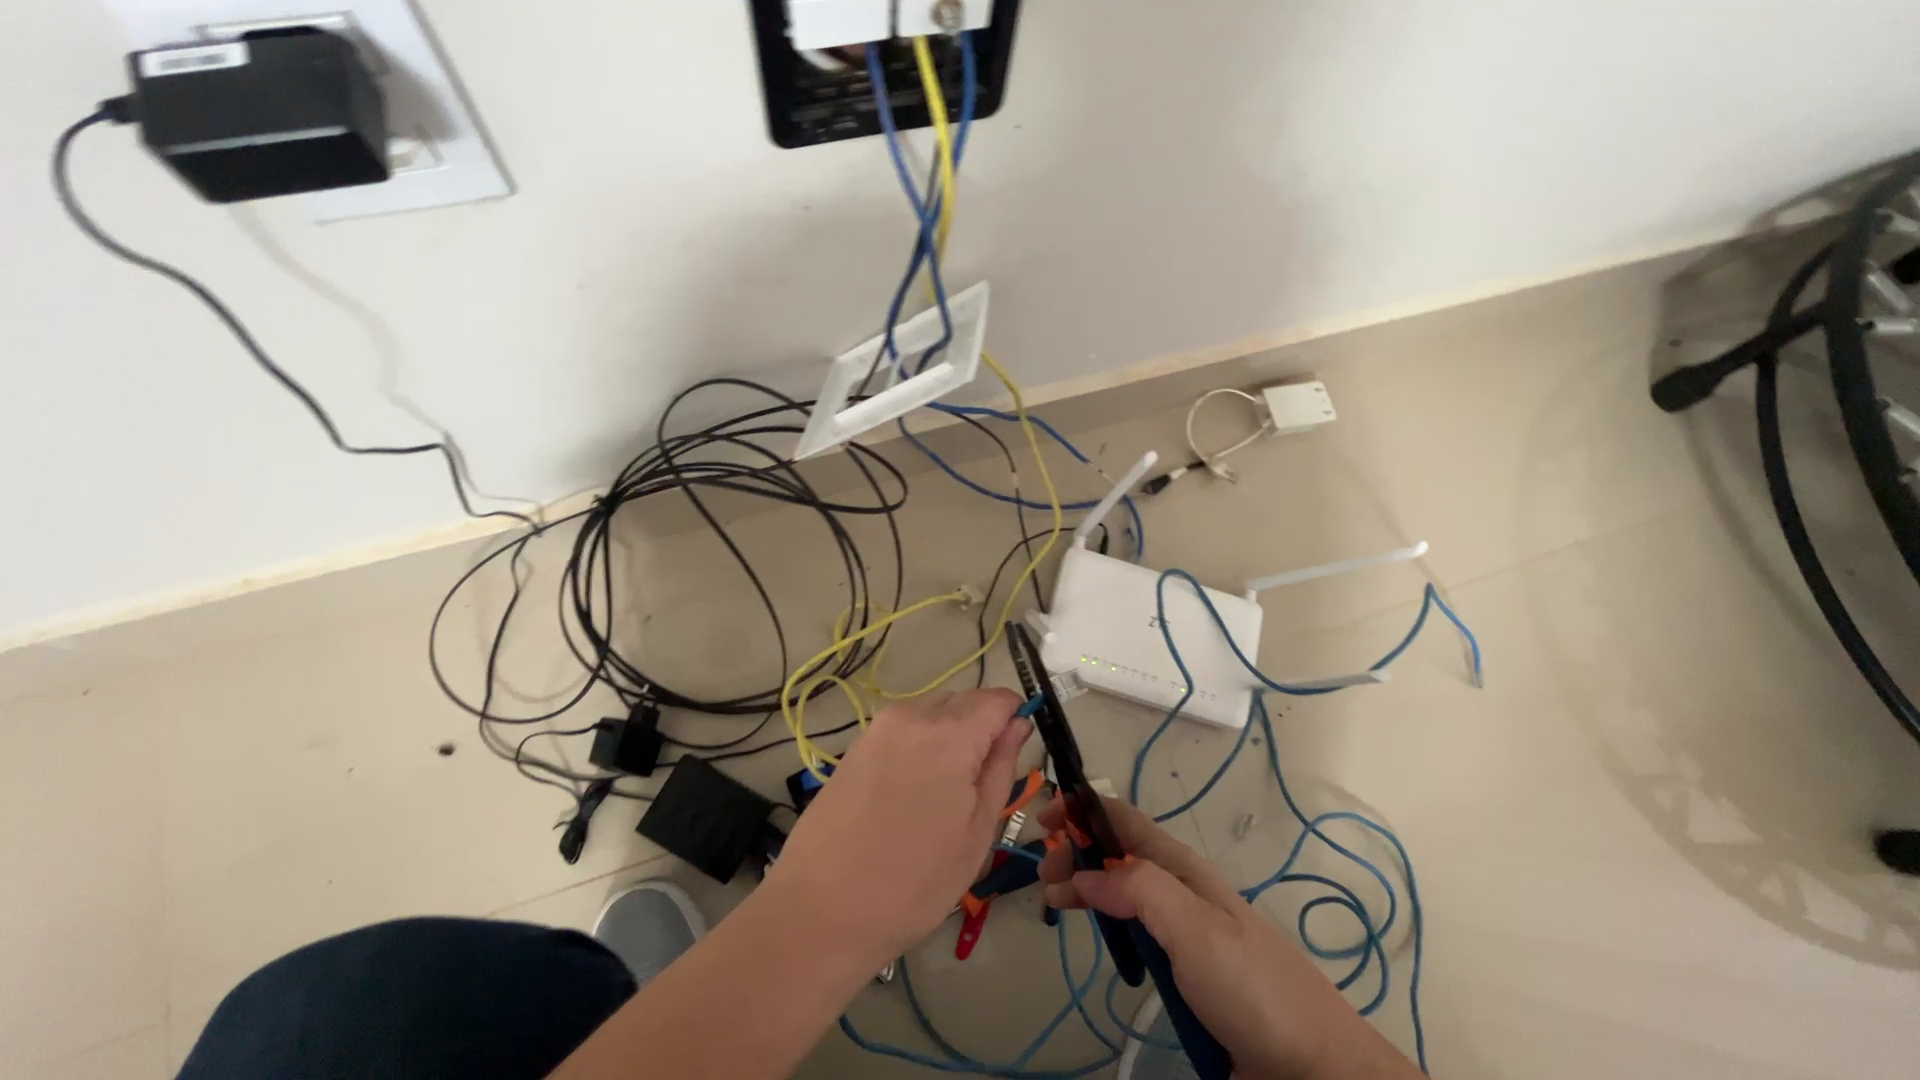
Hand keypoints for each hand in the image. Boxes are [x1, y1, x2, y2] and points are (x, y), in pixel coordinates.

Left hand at [766, 688, 1031, 964]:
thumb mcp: (977, 832)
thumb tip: (1017, 726)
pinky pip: (902, 732)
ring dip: (949, 739)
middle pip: (963, 701)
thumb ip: (1001, 768)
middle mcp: (910, 716)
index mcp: (948, 733)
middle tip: (979, 787)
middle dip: (981, 729)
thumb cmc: (914, 883)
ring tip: (943, 798)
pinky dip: (918, 749)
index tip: (1015, 756)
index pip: (998, 698)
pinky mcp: (853, 749)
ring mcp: (876, 730)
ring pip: (931, 714)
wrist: (822, 911)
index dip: (1015, 720)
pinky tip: (910, 799)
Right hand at [1038, 797, 1421, 1079]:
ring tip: (1057, 905)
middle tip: (1045, 881)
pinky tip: (1100, 939)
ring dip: (1088, 887)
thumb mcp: (1193, 929)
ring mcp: (1184, 928)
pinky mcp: (1186, 966)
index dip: (1082, 810)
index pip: (1124, 818)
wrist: (1313, 1063)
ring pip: (1123, 890)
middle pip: (1118, 852)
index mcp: (1182, 868)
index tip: (1044, 822)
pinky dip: (1109, 923)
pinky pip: (1137, 930)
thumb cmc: (1251, 988)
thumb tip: (1085, 872)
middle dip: (1077, 852)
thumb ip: (1138, 890)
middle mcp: (1181, 888)